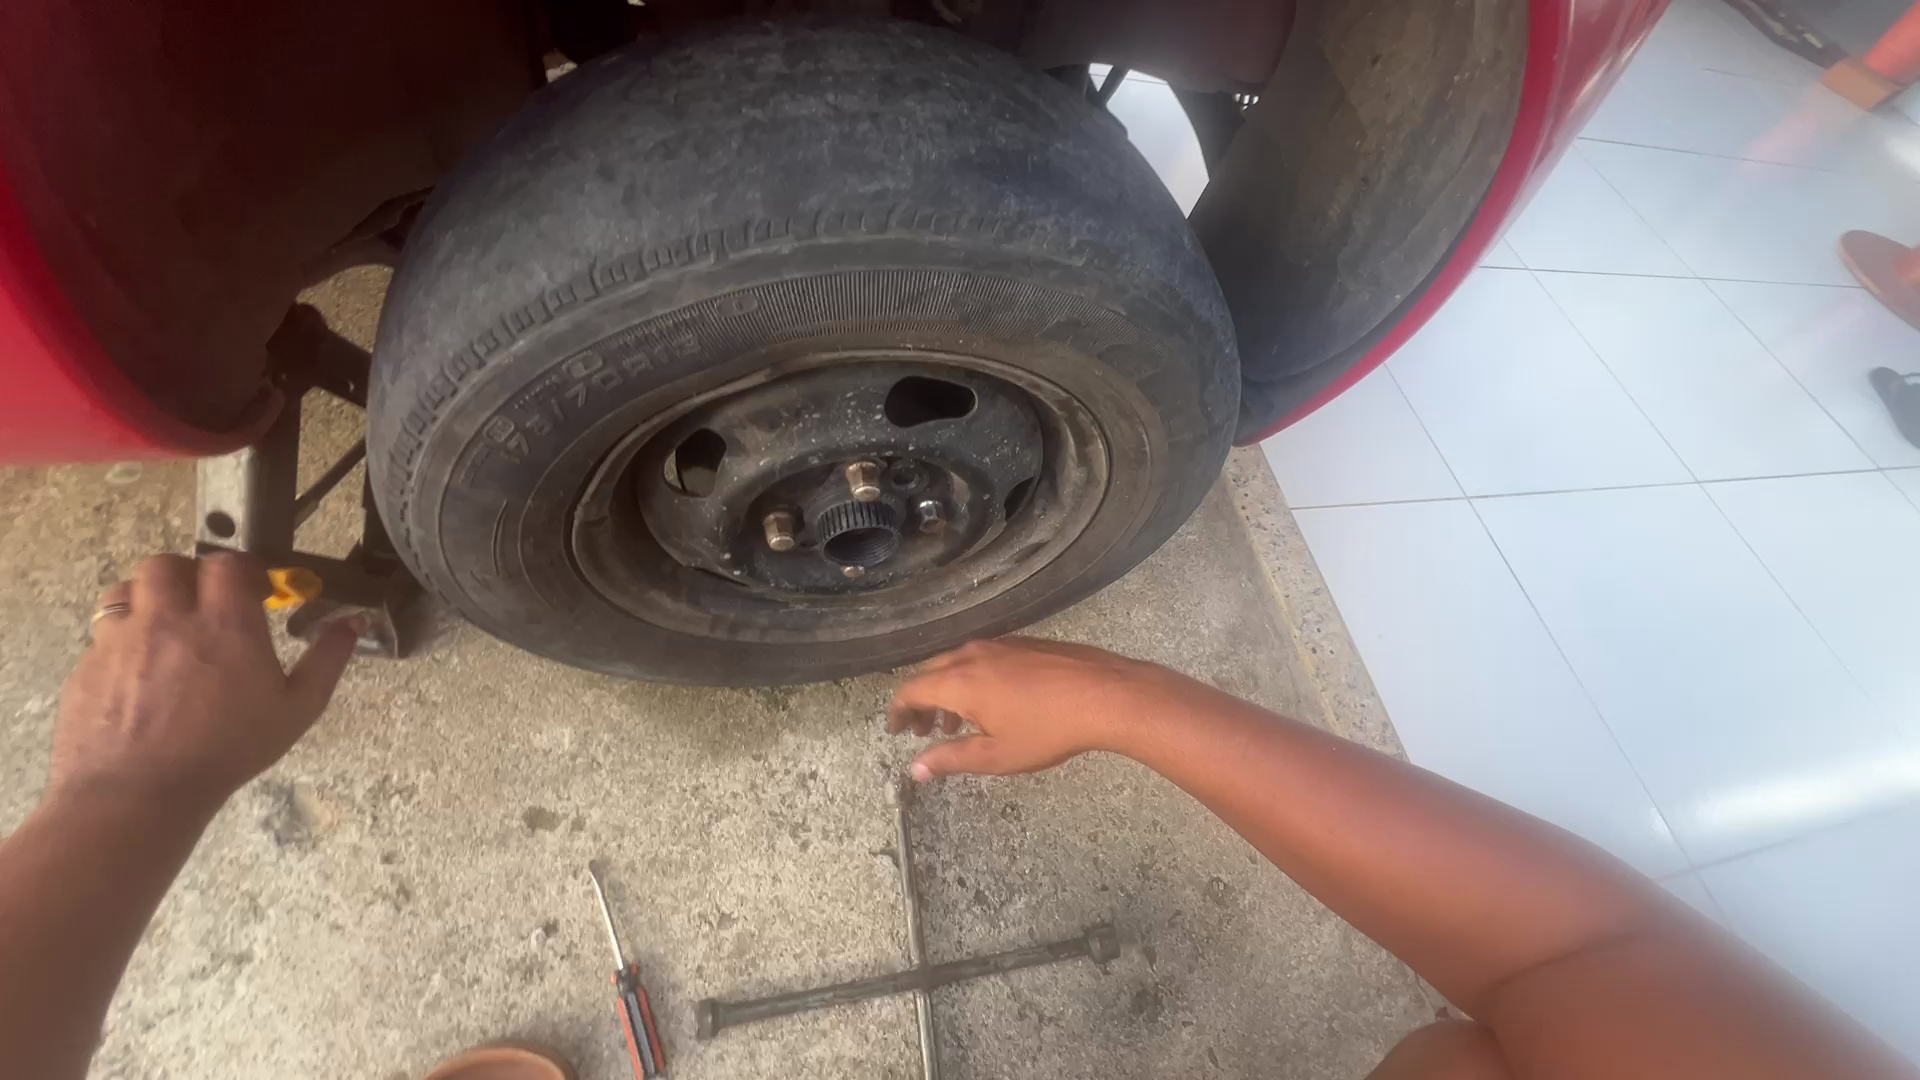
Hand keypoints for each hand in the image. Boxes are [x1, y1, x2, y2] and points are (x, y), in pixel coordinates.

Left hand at [48, 553, 360, 815]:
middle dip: (191, 573)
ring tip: (172, 623)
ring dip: (152, 597)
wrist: (139, 792)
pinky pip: (105, 632)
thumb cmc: (232, 747)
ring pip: (125, 591)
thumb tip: (354, 622)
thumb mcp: (300, 705)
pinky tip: (147, 665)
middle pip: (165, 564)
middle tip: (211, 599)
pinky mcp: (87, 667)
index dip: (244, 568)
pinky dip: (128, 634)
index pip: (227, 565)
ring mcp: (120, 642)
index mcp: (227, 626)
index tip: (259, 589)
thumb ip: (329, 657)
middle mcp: (169, 622)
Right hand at [885, 637, 1193, 779]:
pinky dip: (971, 678)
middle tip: (921, 729)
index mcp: (960, 681)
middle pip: (931, 671)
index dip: (897, 710)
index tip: (895, 729)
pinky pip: (982, 657)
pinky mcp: (1023, 643)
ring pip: (958, 662)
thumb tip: (915, 768)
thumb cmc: (1047, 730)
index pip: (911, 689)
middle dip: (921, 700)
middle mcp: (973, 654)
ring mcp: (1000, 644)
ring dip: (947, 690)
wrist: (1103, 694)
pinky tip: (992, 703)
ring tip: (955, 724)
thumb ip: (951, 759)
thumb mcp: (995, 755)